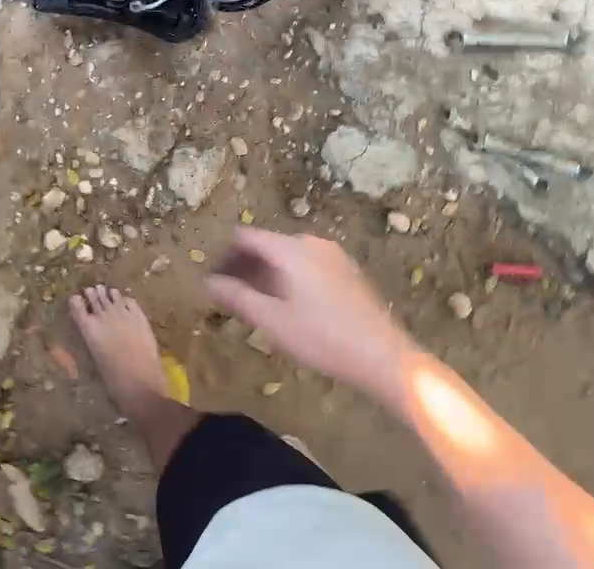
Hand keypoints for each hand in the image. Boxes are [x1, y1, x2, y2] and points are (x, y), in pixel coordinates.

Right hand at [207, 226, 419, 400]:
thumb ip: (238, 298)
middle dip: (245, 266)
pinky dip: (289, 277)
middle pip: (267, 245)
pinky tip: (289, 307)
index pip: (245, 237)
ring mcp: (333, 256)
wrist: (384, 356)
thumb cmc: (322, 338)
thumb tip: (210, 282)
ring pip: (287, 256)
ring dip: (267, 274)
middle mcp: (311, 243)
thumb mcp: (272, 321)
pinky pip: (307, 265)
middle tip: (230, 295)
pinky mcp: (347, 271)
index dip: (224, 254)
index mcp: (290, 248)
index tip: (213, 277)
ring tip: (257, 304)